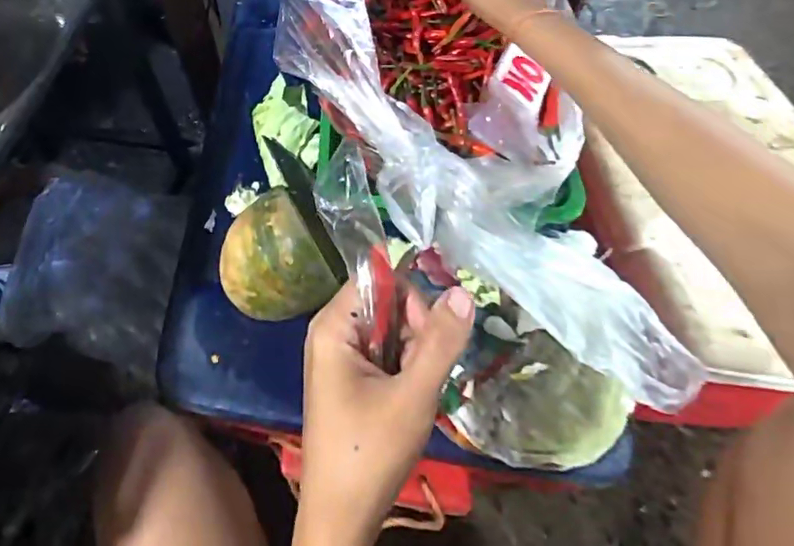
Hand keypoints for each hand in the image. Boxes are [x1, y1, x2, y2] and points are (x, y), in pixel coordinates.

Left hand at [295, 280, 473, 545]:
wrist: (341, 517)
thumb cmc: (370, 451)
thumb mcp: (412, 394)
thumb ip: (439, 342)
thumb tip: (462, 292)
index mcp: (332, 326)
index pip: (374, 277)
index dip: (408, 292)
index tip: (433, 324)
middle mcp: (332, 333)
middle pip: (384, 303)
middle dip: (414, 329)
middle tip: (424, 369)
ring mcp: (340, 358)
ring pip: (389, 331)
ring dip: (412, 353)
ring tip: (417, 390)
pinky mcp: (350, 380)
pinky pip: (384, 354)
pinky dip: (404, 369)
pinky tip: (411, 397)